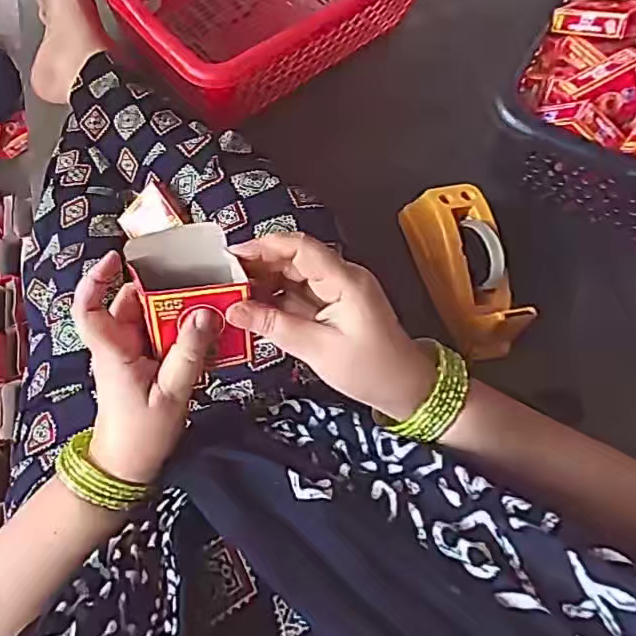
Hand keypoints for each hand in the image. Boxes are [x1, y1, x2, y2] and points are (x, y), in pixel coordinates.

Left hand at [73, 250, 217, 483]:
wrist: (127, 466)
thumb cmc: (140, 435)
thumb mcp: (171, 394)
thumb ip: (189, 354)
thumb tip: (205, 313)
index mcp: (112, 349)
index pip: (88, 307)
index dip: (94, 279)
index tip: (115, 259)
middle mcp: (117, 343)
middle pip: (131, 301)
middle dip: (160, 288)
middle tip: (195, 281)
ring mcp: (129, 350)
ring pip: (150, 314)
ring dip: (175, 308)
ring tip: (206, 301)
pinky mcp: (143, 358)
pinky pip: (161, 331)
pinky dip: (180, 327)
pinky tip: (202, 329)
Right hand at [226, 232, 435, 420]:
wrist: (408, 388)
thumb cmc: (372, 370)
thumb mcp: (318, 350)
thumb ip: (274, 326)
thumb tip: (235, 310)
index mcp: (345, 280)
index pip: (300, 247)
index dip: (264, 246)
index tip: (234, 255)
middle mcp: (342, 276)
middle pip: (293, 256)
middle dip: (258, 264)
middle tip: (227, 277)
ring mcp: (337, 288)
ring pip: (293, 273)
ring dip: (264, 280)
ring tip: (235, 293)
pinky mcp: (333, 302)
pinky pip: (299, 290)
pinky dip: (276, 296)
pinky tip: (255, 306)